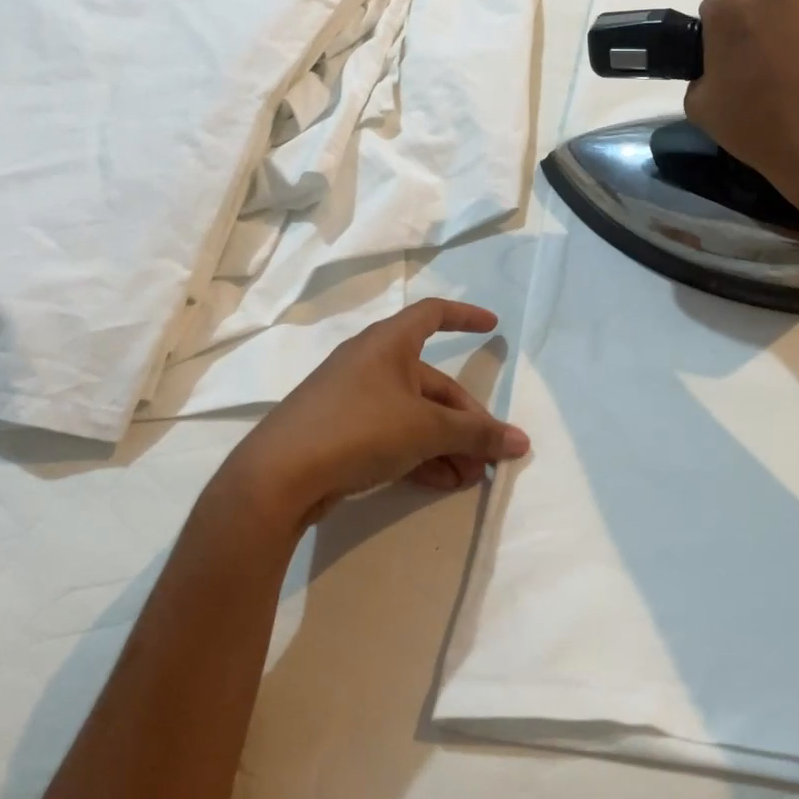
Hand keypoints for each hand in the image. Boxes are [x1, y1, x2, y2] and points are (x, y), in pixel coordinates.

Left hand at [221, 298, 529, 526]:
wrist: (277, 476)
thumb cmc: (359, 429)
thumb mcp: (427, 430)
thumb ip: (477, 435)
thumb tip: (521, 441)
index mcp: (388, 344)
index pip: (433, 315)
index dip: (465, 317)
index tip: (493, 327)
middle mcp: (370, 364)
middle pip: (431, 383)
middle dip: (465, 420)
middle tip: (488, 453)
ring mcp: (352, 400)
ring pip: (414, 416)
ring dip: (446, 445)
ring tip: (469, 478)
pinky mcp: (340, 434)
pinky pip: (392, 437)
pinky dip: (419, 455)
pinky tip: (441, 483)